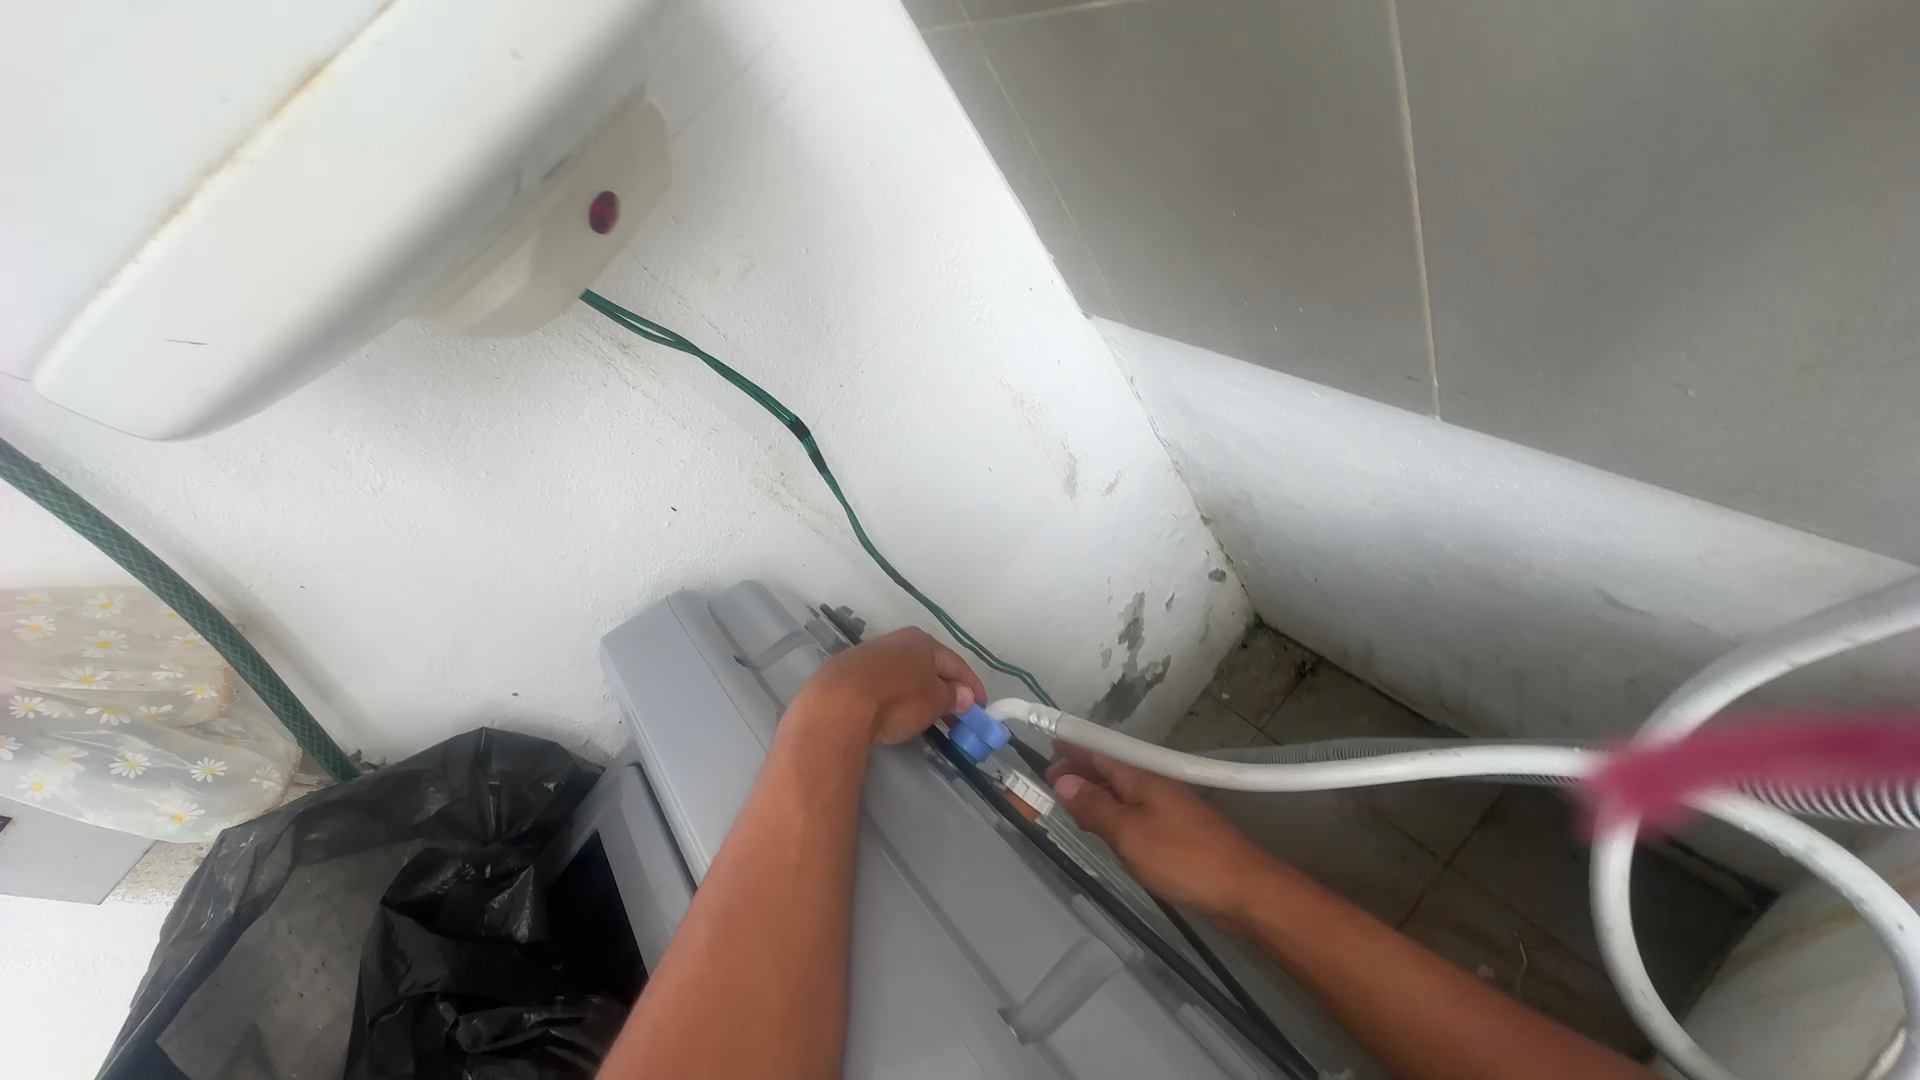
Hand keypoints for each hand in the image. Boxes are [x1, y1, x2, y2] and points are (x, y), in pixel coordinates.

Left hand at [790, 627, 987, 745]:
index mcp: (921, 641)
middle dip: (945, 691)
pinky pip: (882, 686)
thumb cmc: (897, 698)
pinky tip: (894, 715)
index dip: (972, 687)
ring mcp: (868, 657)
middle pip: (929, 667)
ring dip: (919, 695)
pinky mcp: (846, 676)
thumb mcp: (934, 699)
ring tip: (927, 719)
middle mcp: (895, 642)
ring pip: (904, 676)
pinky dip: (895, 699)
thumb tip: (964, 695)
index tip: (982, 710)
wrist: (838, 704)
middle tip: (957, 718)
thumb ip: (953, 696)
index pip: (956, 663)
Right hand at [1047, 743, 1277, 918]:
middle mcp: (1154, 784)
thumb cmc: (1183, 858)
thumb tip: (1064, 781)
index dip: (1075, 747)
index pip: (1100, 751)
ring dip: (1096, 792)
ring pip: (1123, 791)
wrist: (1244, 889)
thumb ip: (1094, 807)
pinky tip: (1109, 830)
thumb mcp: (1128, 833)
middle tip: (1052, 781)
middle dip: (1080, 771)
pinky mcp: (1178, 831)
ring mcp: (1169, 807)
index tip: (1050, 745)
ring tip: (1072, 804)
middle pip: (1111, 769)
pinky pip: (1135, 811)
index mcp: (1141, 777)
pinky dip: (1114, 812)